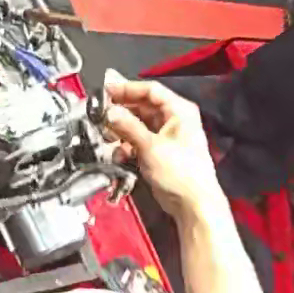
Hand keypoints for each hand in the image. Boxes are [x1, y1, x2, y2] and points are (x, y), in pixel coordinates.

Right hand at [101, 73, 227, 222]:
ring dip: (121, 131)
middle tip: (101, 115)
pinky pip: (136, 142)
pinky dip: (126, 147)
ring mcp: (164, 137)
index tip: (106, 90)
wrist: (192, 204)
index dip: (126, 88)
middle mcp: (173, 121)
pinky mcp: (157, 153)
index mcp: (179, 111)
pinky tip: (119, 154)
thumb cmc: (183, 174)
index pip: (150, 90)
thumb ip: (127, 126)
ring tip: (108, 136)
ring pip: (136, 125)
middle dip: (120, 112)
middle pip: (141, 107)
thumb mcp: (150, 146)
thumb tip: (110, 112)